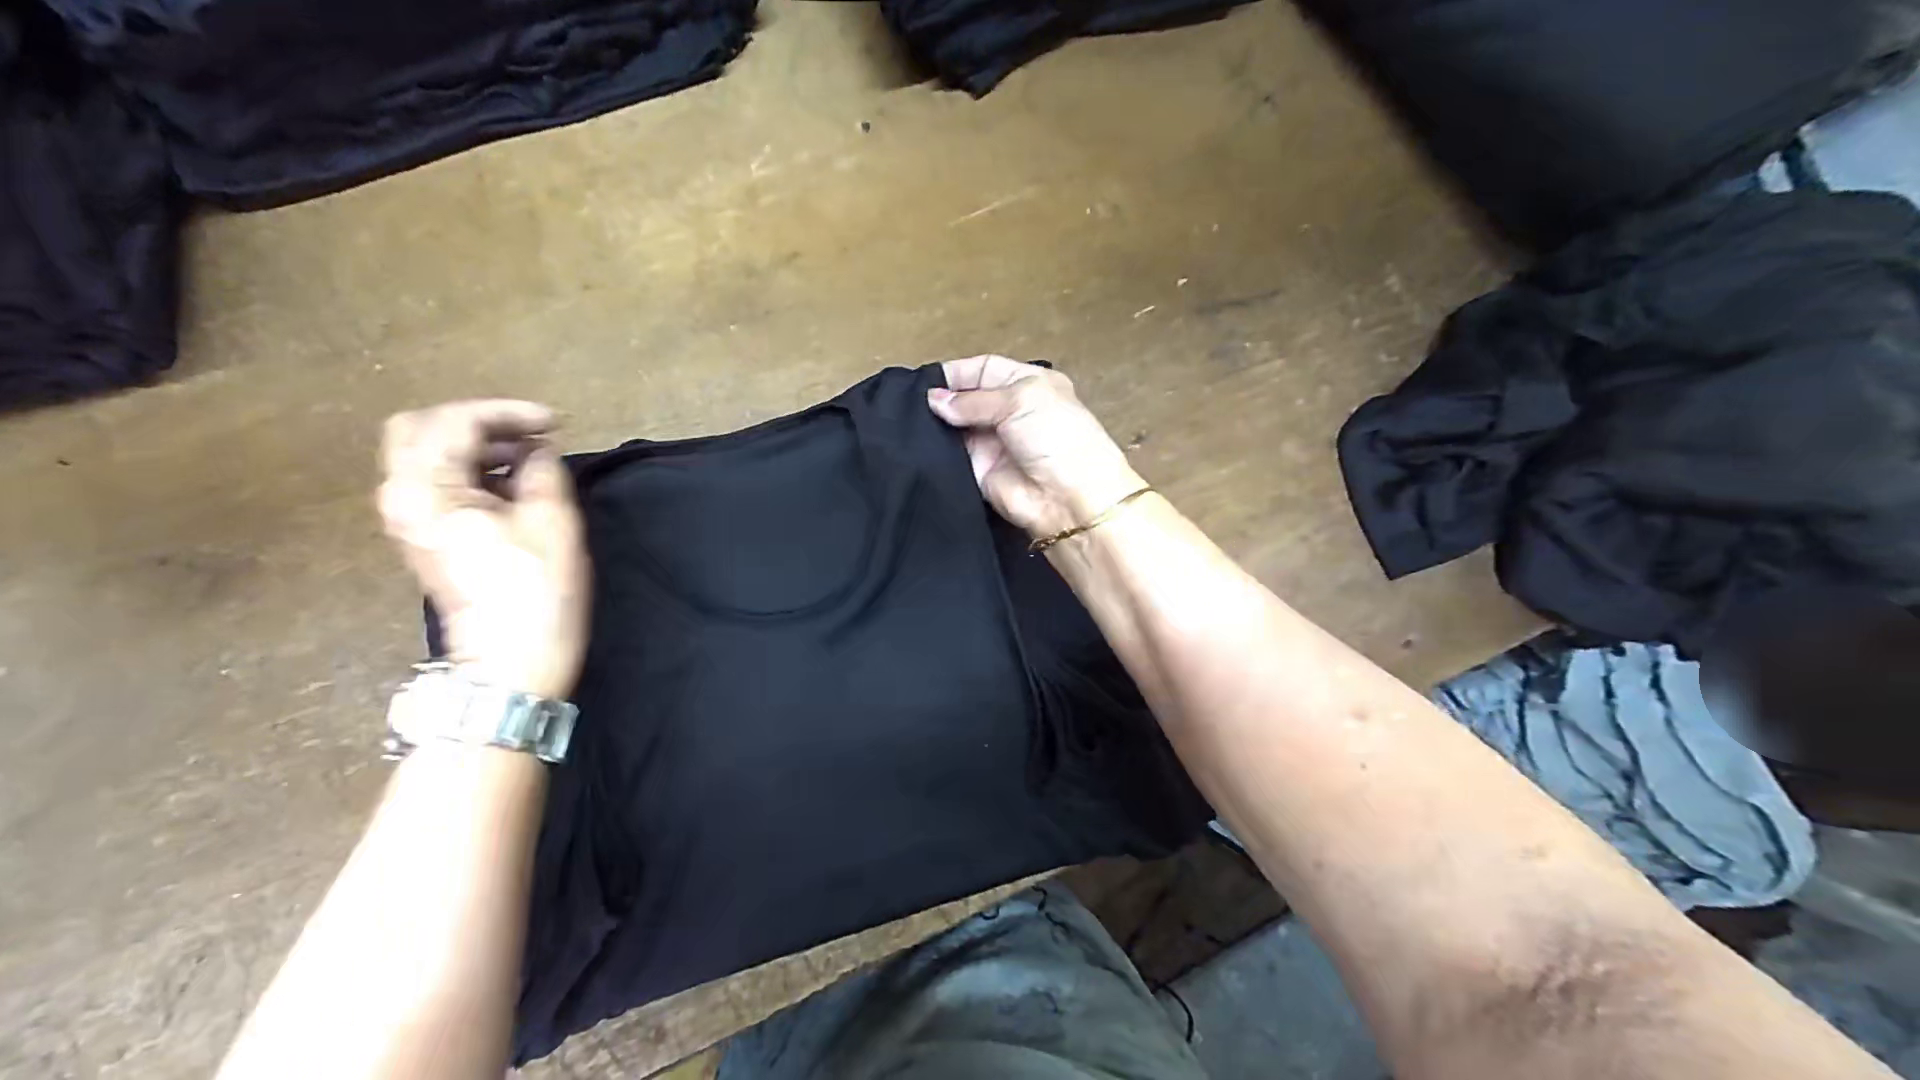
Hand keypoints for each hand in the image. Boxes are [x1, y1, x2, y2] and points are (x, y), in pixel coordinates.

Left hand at [377, 400, 588, 700]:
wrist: (511, 659)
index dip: (506, 413)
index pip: (453, 423)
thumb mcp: (553, 521)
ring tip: (529, 457)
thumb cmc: (535, 590)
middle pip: (420, 430)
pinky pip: (434, 482)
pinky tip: (511, 483)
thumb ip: (542, 470)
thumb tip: (537, 451)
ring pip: (424, 455)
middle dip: (478, 422)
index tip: (553, 423)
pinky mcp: (424, 537)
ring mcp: (408, 520)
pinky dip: (469, 470)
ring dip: (475, 446)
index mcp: (429, 492)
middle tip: (528, 433)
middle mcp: (403, 499)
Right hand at [927, 355, 1146, 539]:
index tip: (925, 381)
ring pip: (955, 427)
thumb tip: (934, 400)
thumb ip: (974, 400)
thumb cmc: (1058, 438)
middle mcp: (1010, 411)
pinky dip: (936, 450)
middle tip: (910, 401)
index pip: (983, 369)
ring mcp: (993, 442)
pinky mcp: (979, 471)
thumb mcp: (1020, 401)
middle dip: (942, 398)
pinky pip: (952, 456)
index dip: (956, 373)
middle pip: (966, 398)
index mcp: (1027, 384)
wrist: (1069, 499)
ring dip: (936, 424)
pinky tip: (916, 443)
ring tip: (910, 420)